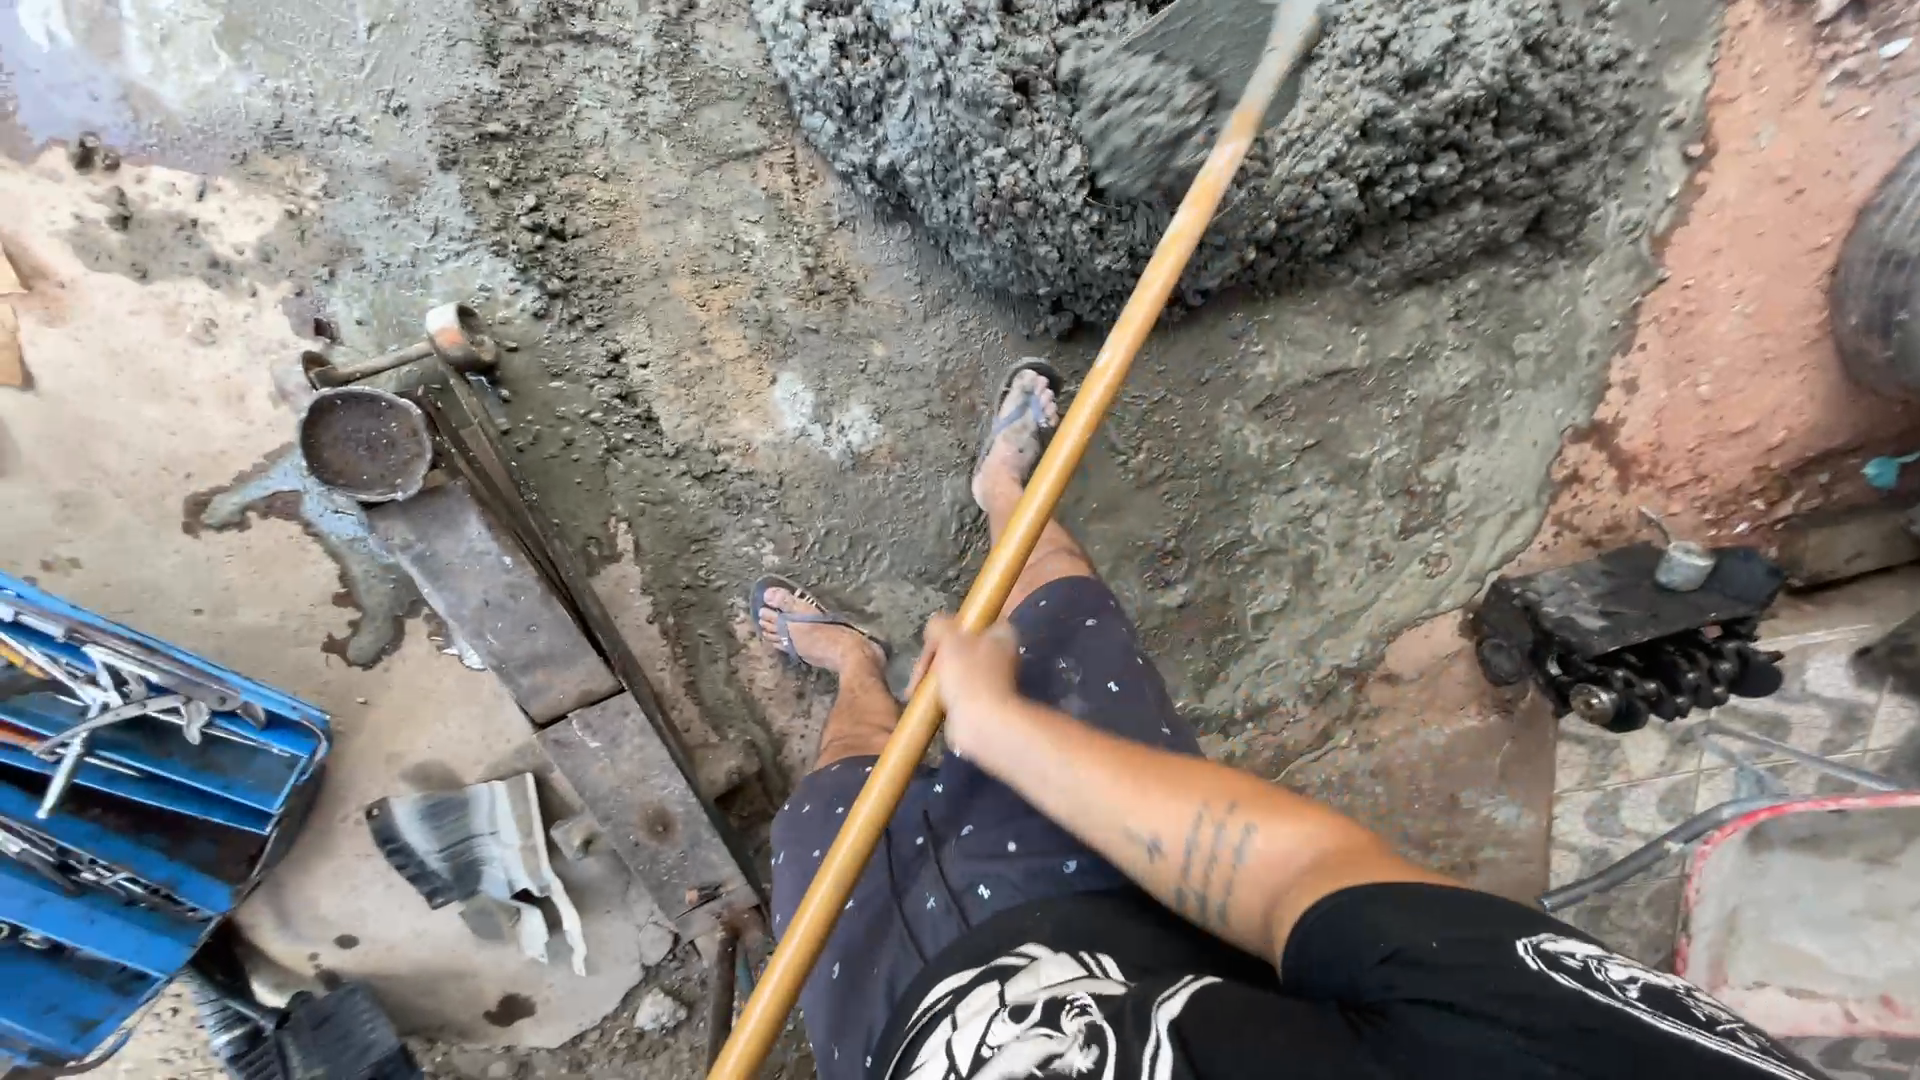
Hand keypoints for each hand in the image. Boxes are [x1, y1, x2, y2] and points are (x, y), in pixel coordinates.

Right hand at [915, 614, 1020, 755]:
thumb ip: (940, 625)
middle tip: (921, 668)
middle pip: (959, 645)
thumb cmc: (969, 675)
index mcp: (1001, 635)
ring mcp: (989, 680)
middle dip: (934, 655)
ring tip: (916, 686)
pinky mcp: (978, 701)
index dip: (952, 625)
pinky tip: (920, 697)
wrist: (980, 724)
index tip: (934, 637)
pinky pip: (953, 690)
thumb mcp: (950, 639)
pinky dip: (937, 693)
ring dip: (933, 676)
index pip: (976, 620)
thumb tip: (936, 625)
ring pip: (953, 668)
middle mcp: (999, 655)